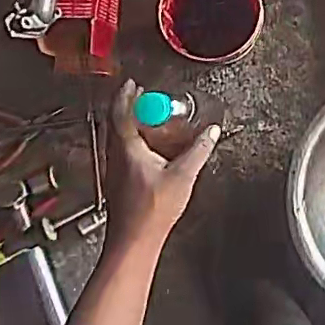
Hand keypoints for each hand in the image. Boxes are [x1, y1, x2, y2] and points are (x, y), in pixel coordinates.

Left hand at [106, 84, 219, 242]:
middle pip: (116, 123)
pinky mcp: (118, 182)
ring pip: (117, 138)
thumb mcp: (183, 175)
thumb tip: (210, 133)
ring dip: (129, 123)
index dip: (126, 95)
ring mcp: (114, 170)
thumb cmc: (151, 212)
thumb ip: (198, 151)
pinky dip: (133, 140)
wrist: (134, 240)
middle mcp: (115, 157)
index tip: (133, 84)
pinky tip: (148, 149)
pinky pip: (122, 152)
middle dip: (128, 106)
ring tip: (146, 119)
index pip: (121, 113)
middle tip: (141, 97)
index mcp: (127, 149)